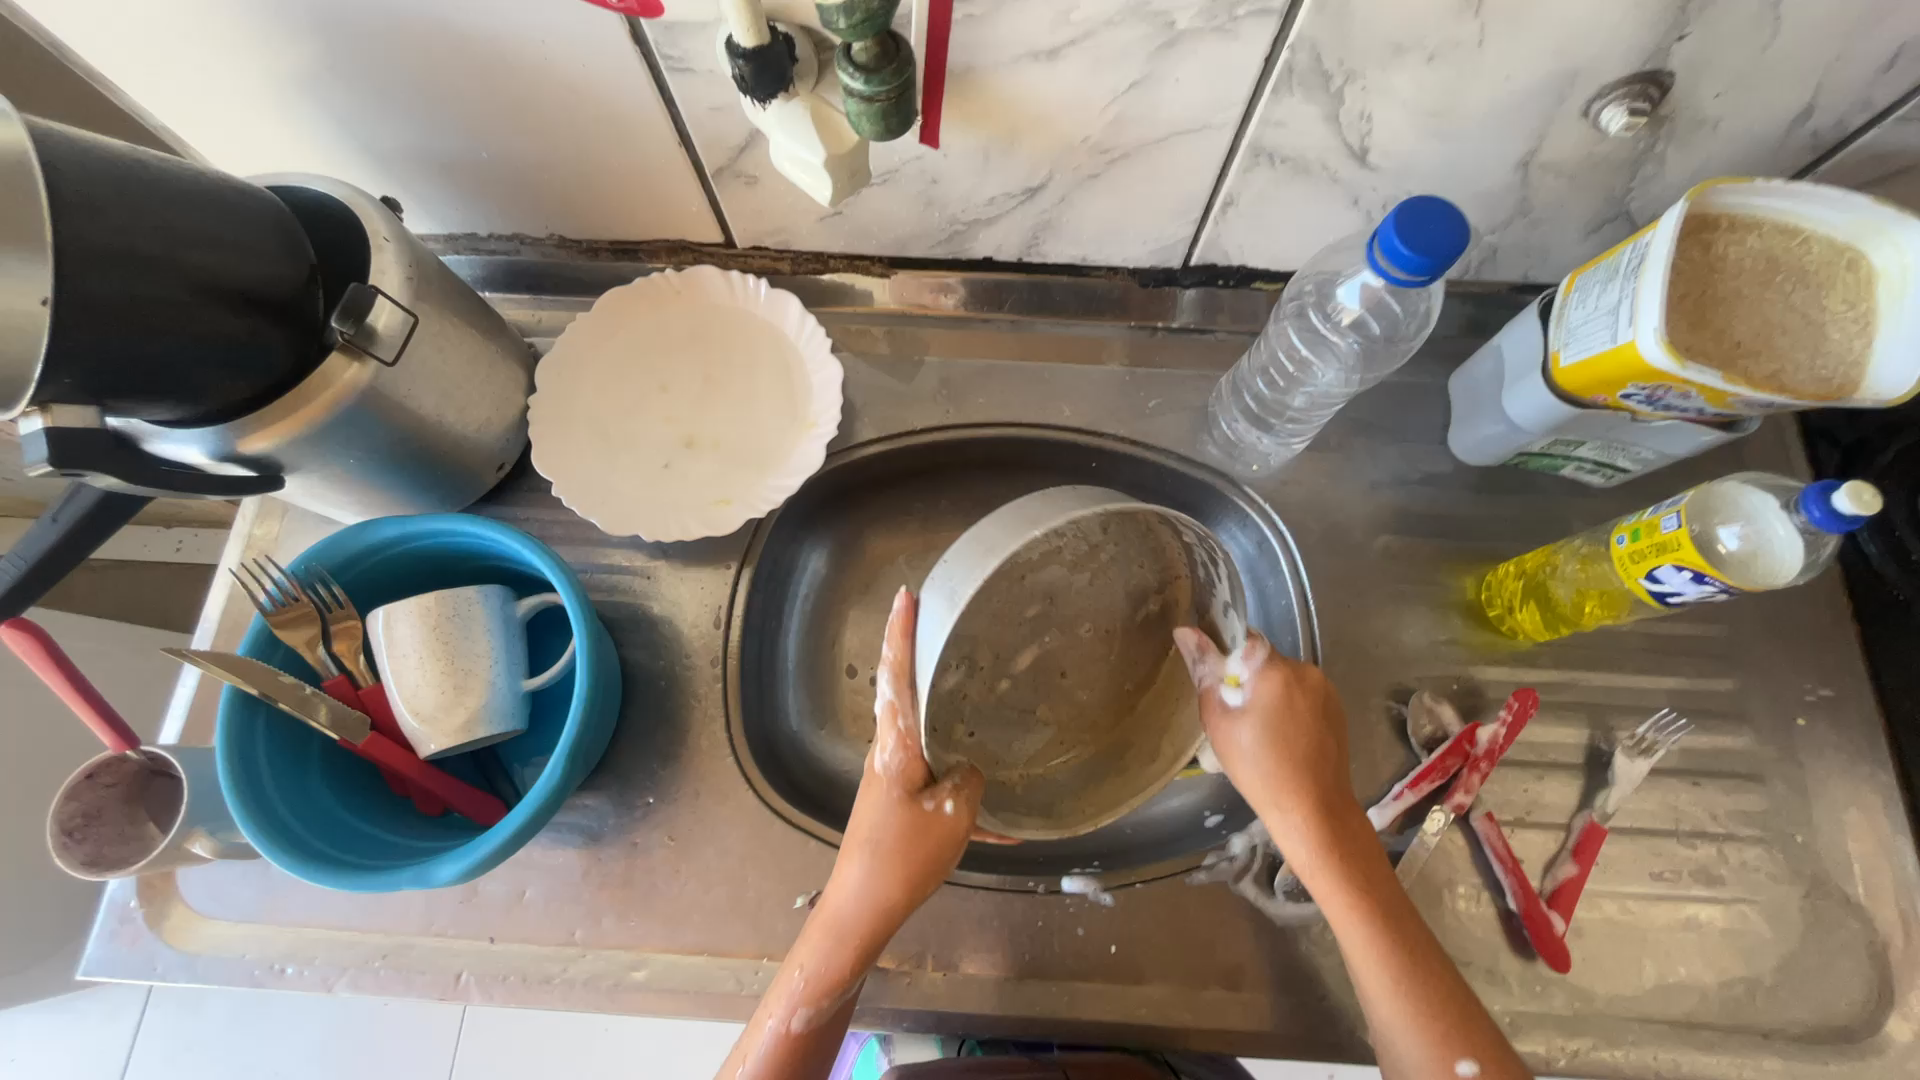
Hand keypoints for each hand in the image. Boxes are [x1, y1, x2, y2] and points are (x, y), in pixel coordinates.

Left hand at [825, 588, 1001, 931]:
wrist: (863, 907)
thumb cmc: (902, 856)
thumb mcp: (952, 816)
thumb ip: (970, 779)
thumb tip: (973, 767)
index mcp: (896, 743)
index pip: (896, 673)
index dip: (900, 632)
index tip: (906, 594)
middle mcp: (889, 749)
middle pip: (902, 690)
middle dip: (917, 653)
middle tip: (941, 623)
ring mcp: (893, 774)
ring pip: (921, 729)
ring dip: (940, 706)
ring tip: (971, 690)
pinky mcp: (901, 799)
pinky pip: (936, 777)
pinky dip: (964, 789)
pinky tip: (1003, 824)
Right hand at [1172, 628, 1359, 850]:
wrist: (1313, 811)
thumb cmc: (1258, 768)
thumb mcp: (1218, 722)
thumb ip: (1204, 672)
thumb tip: (1185, 631)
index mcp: (1275, 669)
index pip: (1242, 639)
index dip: (1225, 659)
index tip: (1219, 686)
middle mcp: (1305, 670)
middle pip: (1263, 661)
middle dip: (1247, 681)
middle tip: (1236, 718)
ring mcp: (1326, 689)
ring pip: (1283, 679)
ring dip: (1269, 694)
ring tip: (1261, 733)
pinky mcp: (1337, 708)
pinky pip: (1302, 695)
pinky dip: (1289, 707)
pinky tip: (1284, 738)